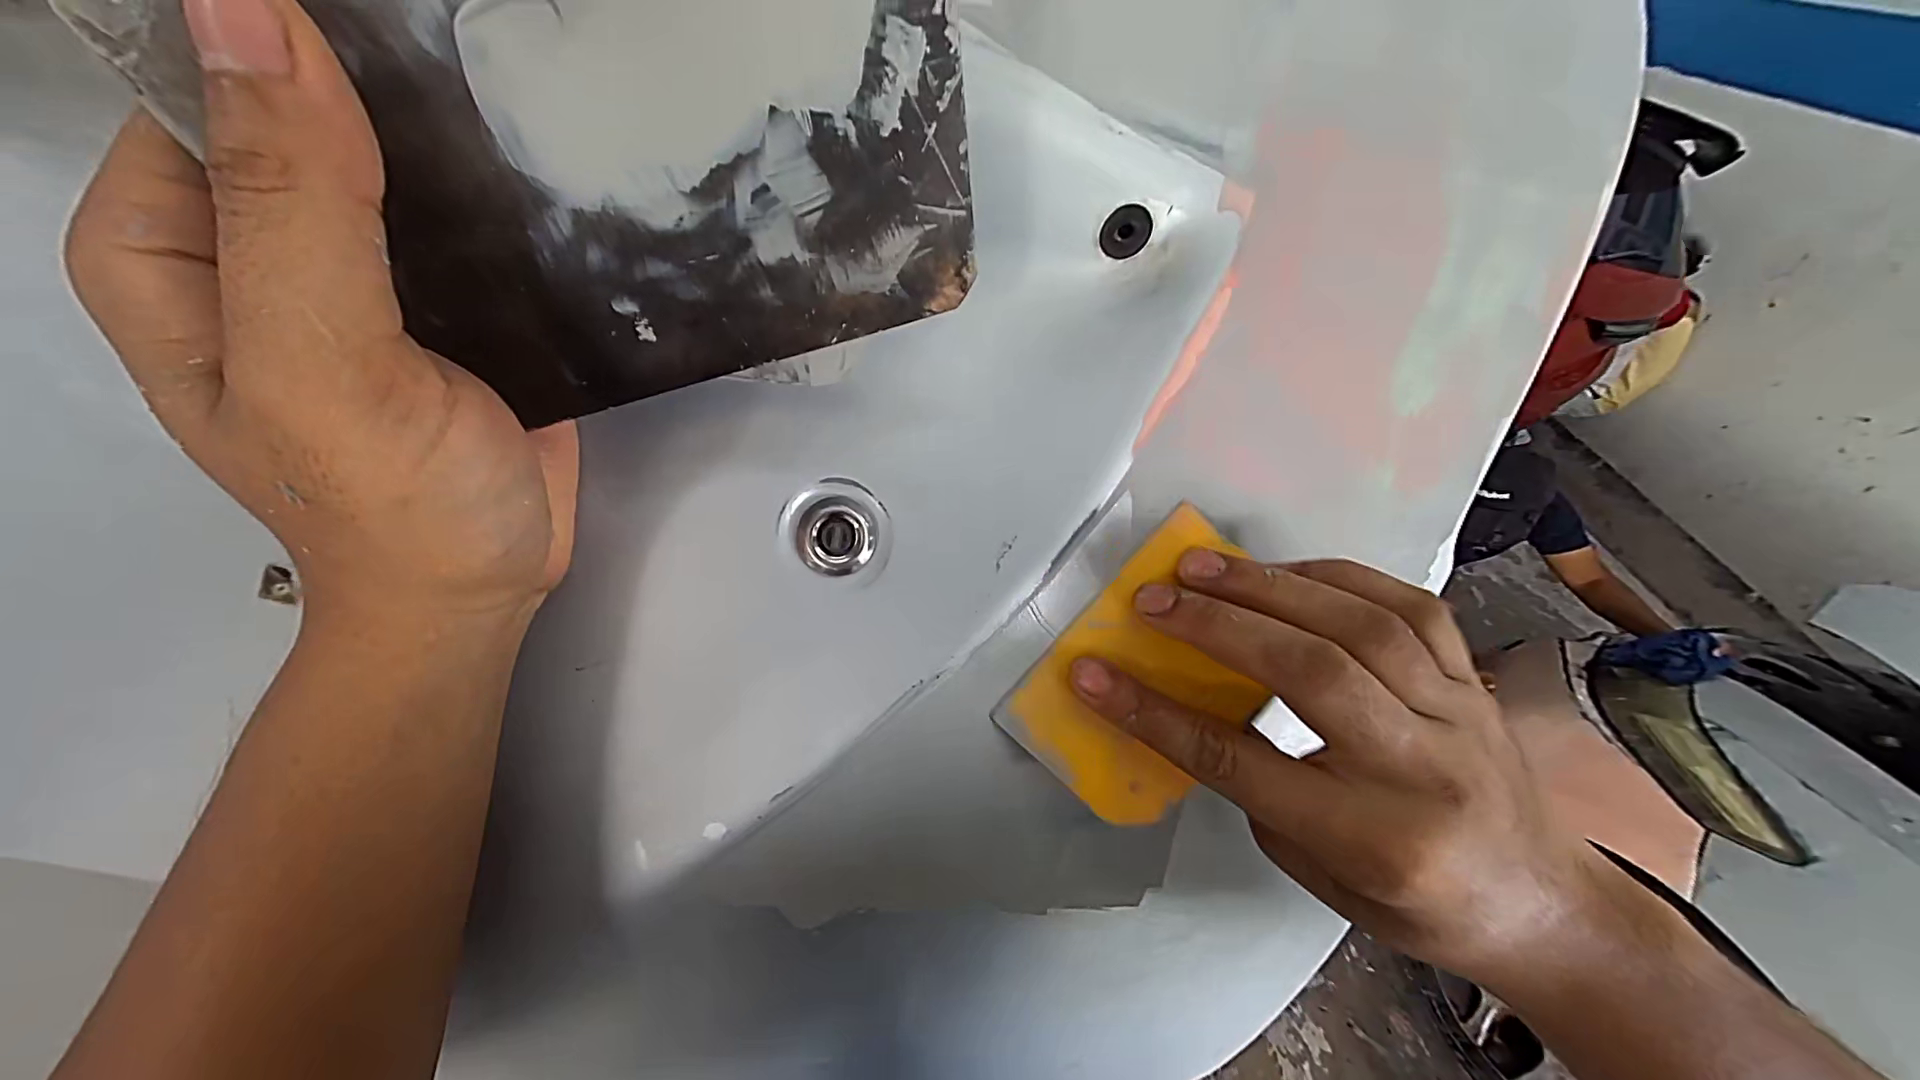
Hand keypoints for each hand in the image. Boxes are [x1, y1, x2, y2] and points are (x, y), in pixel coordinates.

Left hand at [64, 0, 577, 624]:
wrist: (487, 583)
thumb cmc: (394, 500)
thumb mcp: (323, 360)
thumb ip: (291, 205)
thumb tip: (246, 9)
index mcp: (180, 246)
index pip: (200, 86)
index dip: (276, 52)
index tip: (387, 41)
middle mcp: (270, 251)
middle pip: (310, 122)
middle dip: (386, 102)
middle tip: (481, 88)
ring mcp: (376, 286)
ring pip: (404, 175)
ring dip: (461, 154)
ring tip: (531, 135)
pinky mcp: (463, 316)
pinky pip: (474, 236)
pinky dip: (508, 213)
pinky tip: (555, 203)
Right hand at [1069, 552, 1611, 985]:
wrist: (1542, 906)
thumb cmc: (1411, 900)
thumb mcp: (1312, 867)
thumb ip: (1254, 783)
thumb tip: (1192, 701)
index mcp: (1370, 838)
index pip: (1236, 760)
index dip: (1153, 712)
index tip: (1094, 675)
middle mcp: (1418, 768)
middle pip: (1305, 674)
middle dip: (1215, 626)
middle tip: (1151, 598)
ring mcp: (1456, 713)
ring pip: (1359, 626)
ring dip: (1268, 586)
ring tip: (1203, 565)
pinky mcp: (1472, 679)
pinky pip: (1407, 606)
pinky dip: (1335, 576)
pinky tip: (1282, 569)